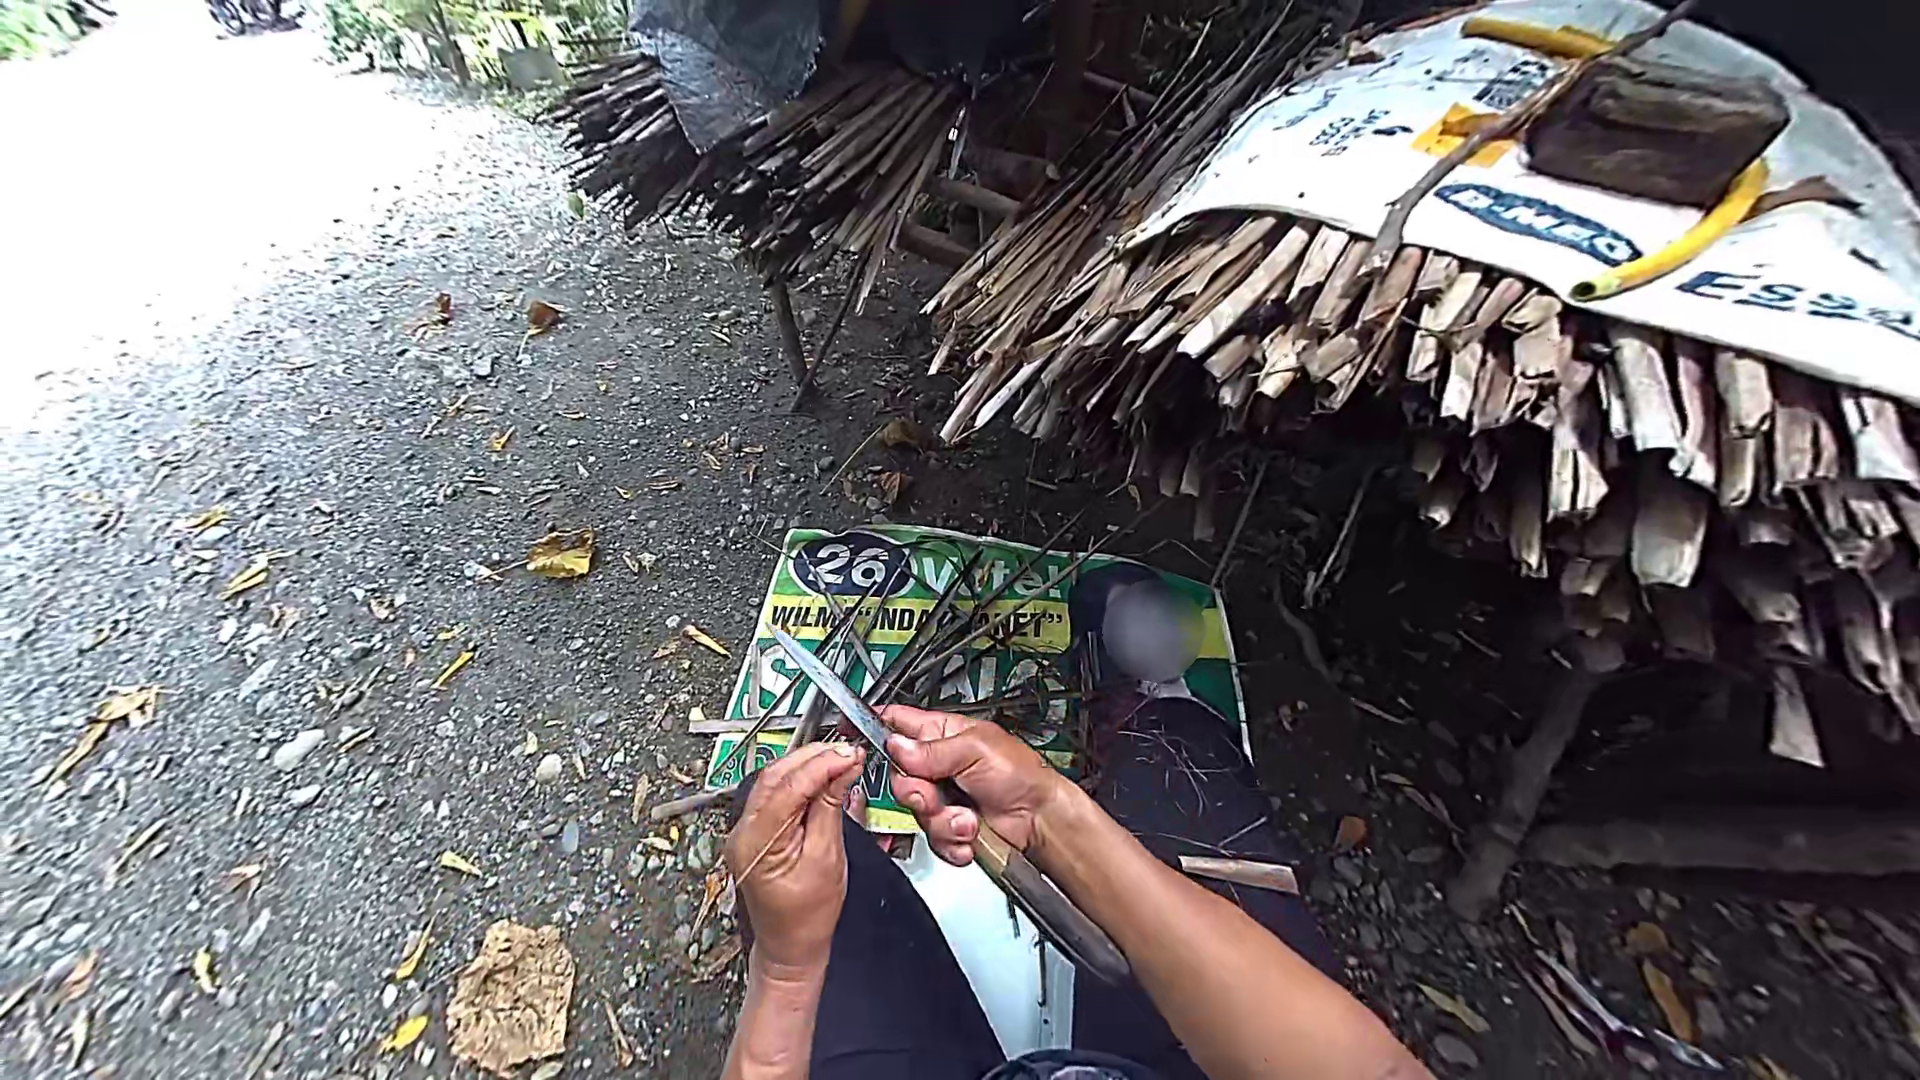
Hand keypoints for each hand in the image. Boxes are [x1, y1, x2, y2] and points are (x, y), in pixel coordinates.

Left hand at [725, 742, 865, 971]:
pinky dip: (802, 777)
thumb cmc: (807, 916)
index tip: (849, 755)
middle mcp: (743, 832)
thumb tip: (844, 768)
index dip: (823, 765)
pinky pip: (776, 791)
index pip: (789, 786)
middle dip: (816, 757)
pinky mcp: (757, 828)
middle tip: (848, 752)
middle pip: (777, 775)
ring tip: (840, 759)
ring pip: (775, 778)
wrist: (791, 947)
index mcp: (756, 844)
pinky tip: (822, 774)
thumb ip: (831, 807)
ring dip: (809, 763)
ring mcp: (746, 829)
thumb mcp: (828, 858)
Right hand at [879, 704, 1072, 865]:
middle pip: (899, 777)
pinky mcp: (948, 825)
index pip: (897, 722)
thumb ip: (932, 751)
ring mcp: (942, 796)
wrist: (1039, 818)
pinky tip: (971, 831)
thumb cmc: (1019, 772)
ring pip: (915, 812)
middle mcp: (937, 764)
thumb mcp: (975, 750)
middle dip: (916, 793)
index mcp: (942, 733)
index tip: (849, 728)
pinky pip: (931, 838)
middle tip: (935, 794)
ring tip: (968, 816)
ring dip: (942, 820)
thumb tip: (897, 745)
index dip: (873, 723)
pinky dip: (952, 840)